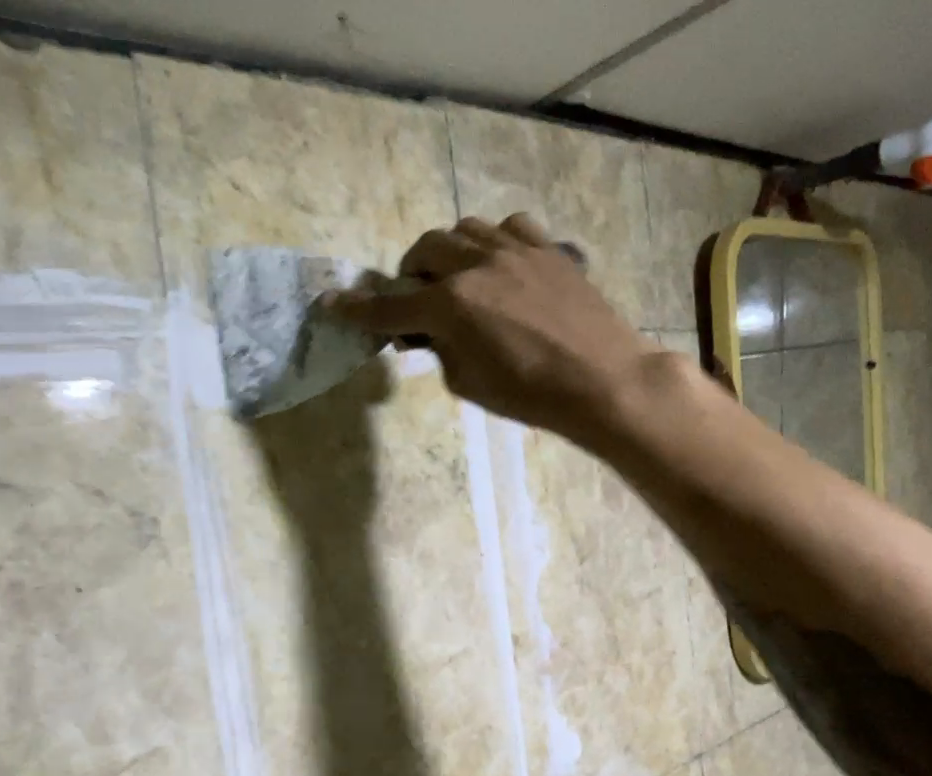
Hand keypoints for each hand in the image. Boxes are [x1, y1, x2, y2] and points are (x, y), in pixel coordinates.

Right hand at [321, 214, 667, 441]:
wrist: (602, 380)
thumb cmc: (527, 393)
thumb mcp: (466, 381)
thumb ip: (439, 346)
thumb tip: (430, 330)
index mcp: (450, 306)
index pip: (389, 306)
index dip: (356, 308)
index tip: (329, 303)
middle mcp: (476, 266)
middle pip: (424, 251)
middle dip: (411, 274)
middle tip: (418, 300)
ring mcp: (515, 251)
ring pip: (465, 229)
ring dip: (450, 252)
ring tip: (459, 278)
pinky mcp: (548, 250)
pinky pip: (510, 226)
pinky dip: (494, 241)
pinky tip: (500, 265)